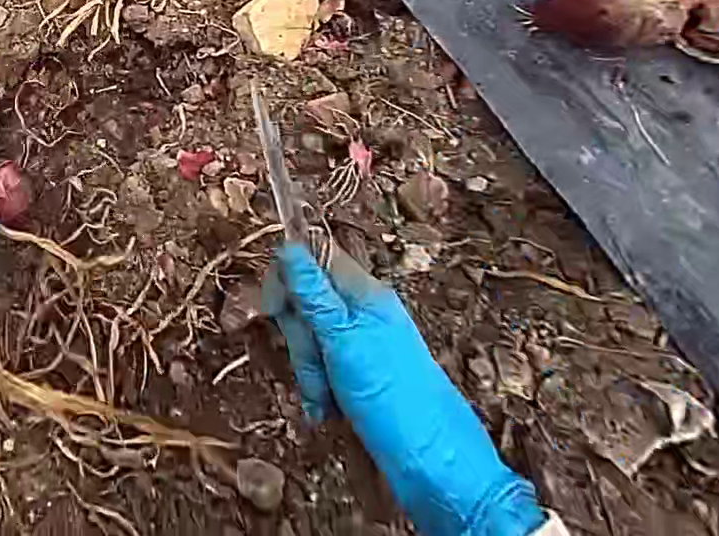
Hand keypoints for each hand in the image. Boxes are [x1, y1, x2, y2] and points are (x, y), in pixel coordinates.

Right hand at [264, 243, 546, 535]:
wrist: (440, 474)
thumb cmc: (395, 402)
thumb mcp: (344, 341)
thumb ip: (312, 293)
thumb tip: (287, 244)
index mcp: (364, 292)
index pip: (312, 255)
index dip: (287, 276)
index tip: (277, 308)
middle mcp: (361, 310)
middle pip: (305, 296)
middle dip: (297, 331)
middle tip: (312, 359)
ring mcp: (359, 341)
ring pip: (308, 332)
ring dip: (306, 364)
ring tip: (322, 395)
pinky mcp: (357, 370)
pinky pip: (320, 362)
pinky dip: (316, 384)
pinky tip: (324, 406)